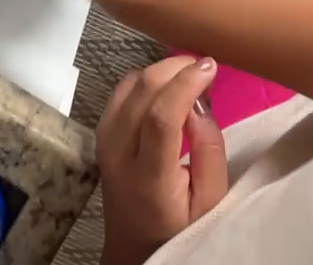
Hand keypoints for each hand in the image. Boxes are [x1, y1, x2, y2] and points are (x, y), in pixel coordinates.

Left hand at [97, 56, 227, 264]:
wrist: (133, 249)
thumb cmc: (179, 228)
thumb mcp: (210, 202)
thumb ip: (210, 151)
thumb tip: (199, 103)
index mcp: (147, 177)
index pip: (161, 115)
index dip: (185, 83)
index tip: (211, 67)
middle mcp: (118, 151)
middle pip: (143, 89)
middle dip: (178, 68)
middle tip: (205, 72)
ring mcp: (104, 138)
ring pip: (131, 82)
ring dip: (163, 70)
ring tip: (190, 82)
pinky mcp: (101, 130)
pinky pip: (122, 88)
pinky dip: (147, 78)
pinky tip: (166, 89)